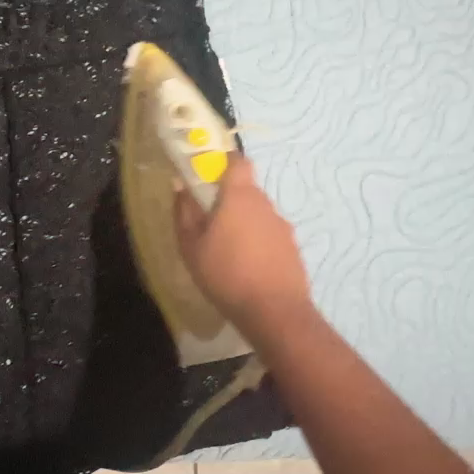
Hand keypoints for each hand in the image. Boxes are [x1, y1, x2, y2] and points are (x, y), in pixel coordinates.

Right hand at [173, 155, 311, 332]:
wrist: (275, 312)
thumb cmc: (225, 273)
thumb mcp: (191, 245)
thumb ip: (184, 212)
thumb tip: (180, 184)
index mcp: (239, 196)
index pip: (238, 161)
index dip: (224, 162)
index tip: (208, 176)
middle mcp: (265, 204)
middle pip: (246, 190)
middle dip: (229, 201)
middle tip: (210, 224)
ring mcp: (283, 227)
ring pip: (258, 215)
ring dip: (243, 225)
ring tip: (228, 253)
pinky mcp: (293, 249)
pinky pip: (270, 236)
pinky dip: (258, 244)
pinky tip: (247, 269)